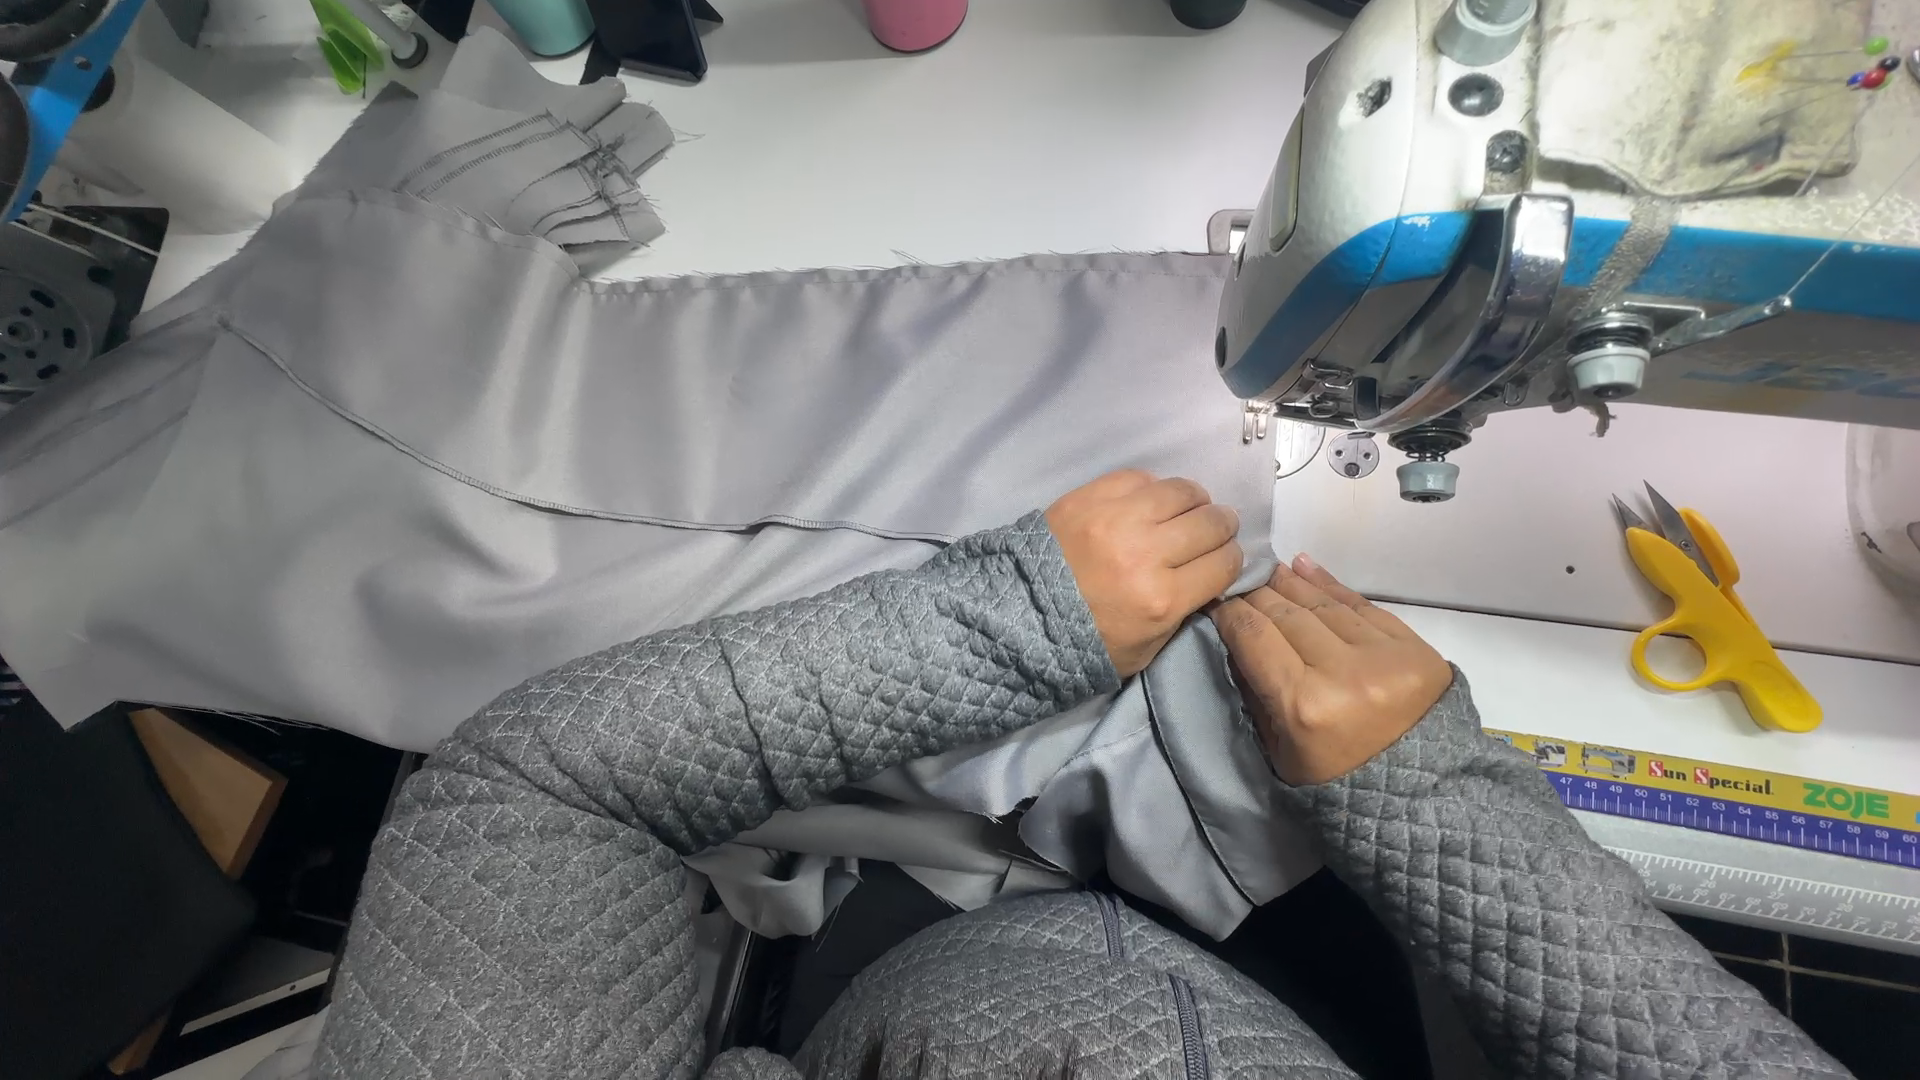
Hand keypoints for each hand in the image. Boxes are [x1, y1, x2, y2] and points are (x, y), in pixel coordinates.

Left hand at [1046, 470, 1243, 676]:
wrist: (1020, 614)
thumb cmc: (1086, 639)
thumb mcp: (1146, 648)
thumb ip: (1183, 610)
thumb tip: (1210, 574)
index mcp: (1161, 599)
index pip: (1225, 563)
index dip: (1230, 559)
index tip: (1222, 559)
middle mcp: (1144, 554)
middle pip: (1210, 523)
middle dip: (1220, 527)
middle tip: (1212, 530)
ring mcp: (1115, 519)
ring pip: (1181, 491)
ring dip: (1193, 501)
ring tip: (1185, 510)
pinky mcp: (1088, 498)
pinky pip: (1139, 477)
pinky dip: (1151, 489)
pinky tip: (1148, 502)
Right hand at [1210, 554, 1450, 784]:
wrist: (1419, 796)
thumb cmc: (1334, 779)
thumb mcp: (1277, 748)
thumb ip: (1255, 690)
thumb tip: (1234, 637)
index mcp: (1303, 704)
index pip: (1253, 636)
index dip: (1228, 610)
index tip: (1213, 596)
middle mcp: (1343, 673)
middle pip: (1285, 614)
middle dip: (1255, 592)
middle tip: (1236, 577)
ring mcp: (1384, 657)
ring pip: (1322, 604)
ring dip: (1289, 582)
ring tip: (1266, 566)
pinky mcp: (1414, 649)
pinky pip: (1362, 605)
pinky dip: (1330, 584)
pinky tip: (1304, 566)